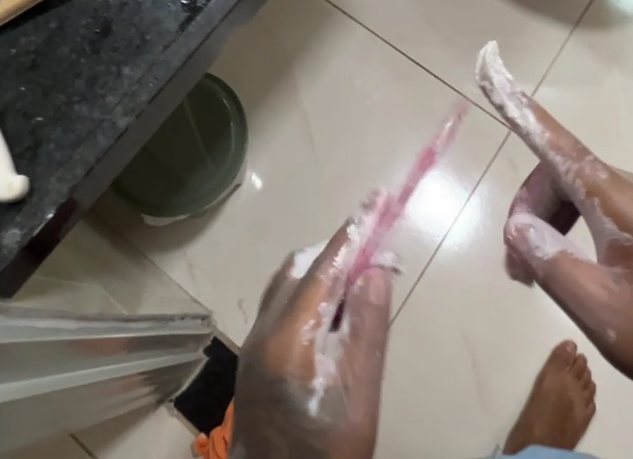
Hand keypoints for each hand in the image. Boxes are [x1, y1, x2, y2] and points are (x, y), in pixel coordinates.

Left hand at [232, 213, 394, 458]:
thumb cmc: (325, 452)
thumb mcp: (358, 396)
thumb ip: (367, 327)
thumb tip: (376, 269)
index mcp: (287, 337)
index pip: (325, 267)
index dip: (355, 231)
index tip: (378, 199)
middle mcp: (262, 330)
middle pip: (301, 268)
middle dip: (340, 251)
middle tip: (380, 254)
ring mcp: (252, 344)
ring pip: (287, 283)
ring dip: (324, 270)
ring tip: (363, 280)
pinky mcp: (253, 358)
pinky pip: (281, 305)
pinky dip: (310, 292)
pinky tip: (335, 312)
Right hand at [477, 44, 632, 403]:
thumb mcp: (602, 311)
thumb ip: (552, 263)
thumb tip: (518, 226)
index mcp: (624, 203)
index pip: (561, 148)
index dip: (522, 113)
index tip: (492, 72)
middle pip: (561, 174)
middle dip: (529, 211)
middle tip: (515, 267)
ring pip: (575, 192)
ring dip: (546, 223)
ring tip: (530, 273)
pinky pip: (596, 207)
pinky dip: (569, 228)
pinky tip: (562, 263)